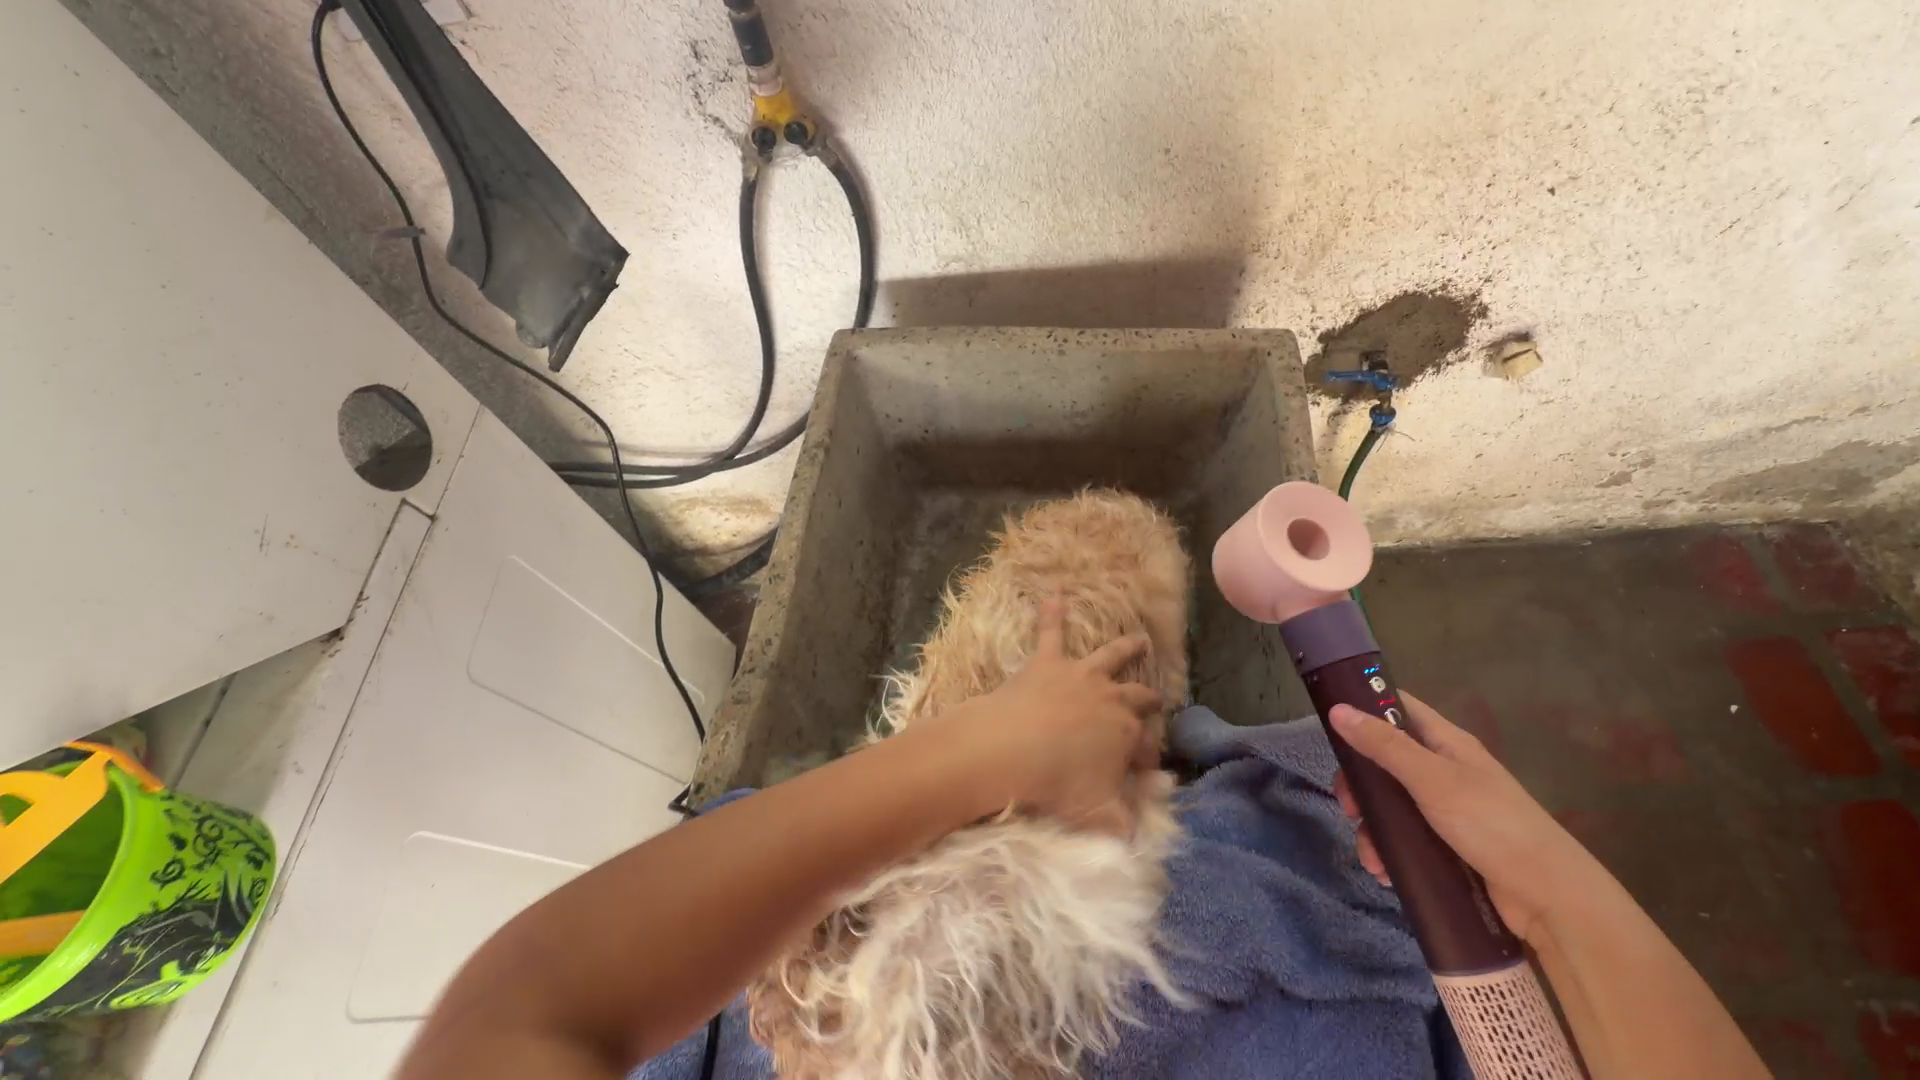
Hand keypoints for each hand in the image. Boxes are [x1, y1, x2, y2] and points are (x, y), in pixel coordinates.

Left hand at [904, 597, 1165, 835]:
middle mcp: (1111, 698)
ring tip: (1139, 639)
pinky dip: (1052, 613)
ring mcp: (1079, 675)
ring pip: (1111, 656)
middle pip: (1138, 697)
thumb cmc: (1056, 786)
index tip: (1141, 776)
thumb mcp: (1099, 817)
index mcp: (1126, 733)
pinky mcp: (1046, 662)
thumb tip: (1142, 834)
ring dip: (1127, 648)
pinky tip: (1053, 595)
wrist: (1010, 750)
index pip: (1145, 746)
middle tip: (1156, 702)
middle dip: (1148, 702)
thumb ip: (1125, 826)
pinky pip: (1050, 632)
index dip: (1144, 761)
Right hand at [1331, 691, 1598, 943]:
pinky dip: (1388, 851)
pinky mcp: (1446, 845)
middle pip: (1384, 761)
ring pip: (1389, 804)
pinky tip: (1384, 870)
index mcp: (1447, 744)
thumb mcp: (1432, 780)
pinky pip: (1404, 838)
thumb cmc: (1493, 825)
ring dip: (1371, 827)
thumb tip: (1337, 710)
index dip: (1365, 707)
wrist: (1550, 899)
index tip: (1331, 723)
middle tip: (1348, 807)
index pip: (1399, 708)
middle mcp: (1444, 771)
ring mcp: (1446, 810)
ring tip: (1370, 856)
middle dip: (1359, 784)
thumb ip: (1385, 746)